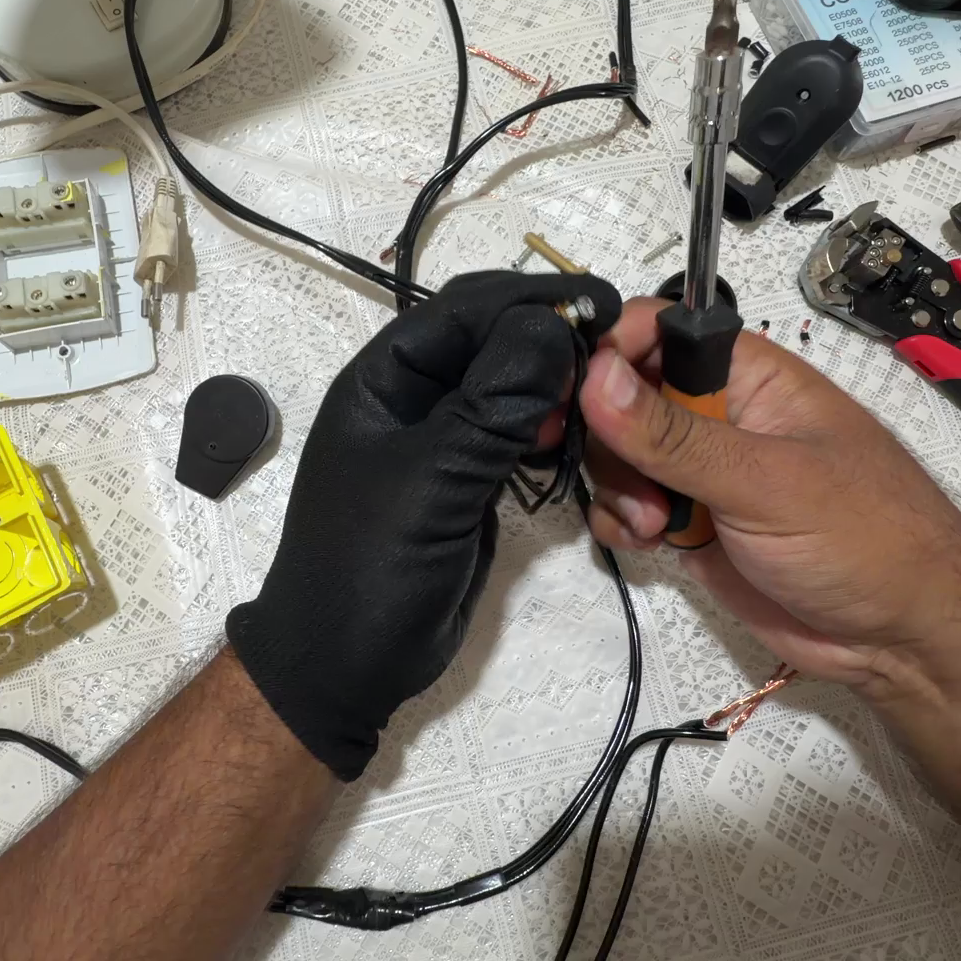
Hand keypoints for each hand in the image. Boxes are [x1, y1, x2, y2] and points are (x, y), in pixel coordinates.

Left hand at [228, 271, 621, 779]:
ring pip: (505, 386)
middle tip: (612, 352)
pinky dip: (546, 428)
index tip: (603, 304)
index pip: (462, 310)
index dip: (529, 299)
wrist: (347, 661)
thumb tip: (551, 324)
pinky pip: (512, 433)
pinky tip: (573, 437)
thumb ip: (490, 406)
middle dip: (545, 338)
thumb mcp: (430, 481)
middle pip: (487, 341)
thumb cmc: (369, 566)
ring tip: (598, 396)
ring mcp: (440, 439)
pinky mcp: (465, 476)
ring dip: (551, 384)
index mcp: (383, 379)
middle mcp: (412, 397)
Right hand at [579, 297, 960, 689]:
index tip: (571, 392)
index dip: (606, 350)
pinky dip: (619, 521)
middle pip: (618, 395)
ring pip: (614, 453)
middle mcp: (712, 412)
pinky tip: (646, 542)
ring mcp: (695, 469)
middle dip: (607, 438)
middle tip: (617, 476)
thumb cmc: (861, 539)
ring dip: (615, 487)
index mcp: (745, 375)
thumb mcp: (765, 481)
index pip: (655, 330)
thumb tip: (594, 375)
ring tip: (653, 524)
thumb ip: (673, 435)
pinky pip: (622, 502)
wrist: (901, 643)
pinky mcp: (683, 518)